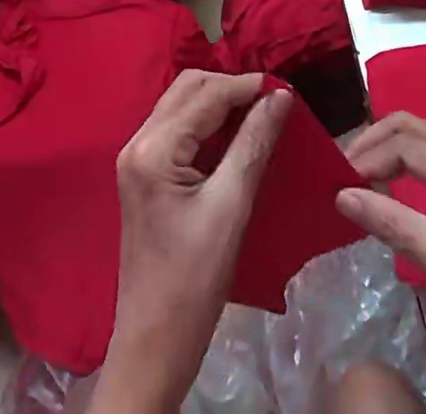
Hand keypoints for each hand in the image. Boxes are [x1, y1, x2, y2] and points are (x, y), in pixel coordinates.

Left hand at [93, 72, 291, 413]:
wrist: (155, 340)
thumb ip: (254, 142)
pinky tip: (237, 133)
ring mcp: (138, 158)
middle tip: (273, 100)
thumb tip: (280, 96)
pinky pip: (180, 128)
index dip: (248, 86)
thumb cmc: (194, 277)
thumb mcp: (231, 205)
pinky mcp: (146, 174)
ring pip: (183, 105)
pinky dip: (209, 122)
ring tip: (261, 112)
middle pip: (188, 89)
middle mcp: (138, 142)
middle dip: (232, 87)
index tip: (288, 90)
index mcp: (153, 149)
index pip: (206, 95)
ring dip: (221, 101)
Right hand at [338, 114, 425, 413]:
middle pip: (414, 129)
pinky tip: (382, 189)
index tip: (335, 182)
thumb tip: (341, 195)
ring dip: (385, 153)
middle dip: (372, 144)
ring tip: (352, 181)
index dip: (368, 156)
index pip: (410, 143)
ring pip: (422, 142)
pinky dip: (401, 167)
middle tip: (339, 174)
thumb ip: (395, 224)